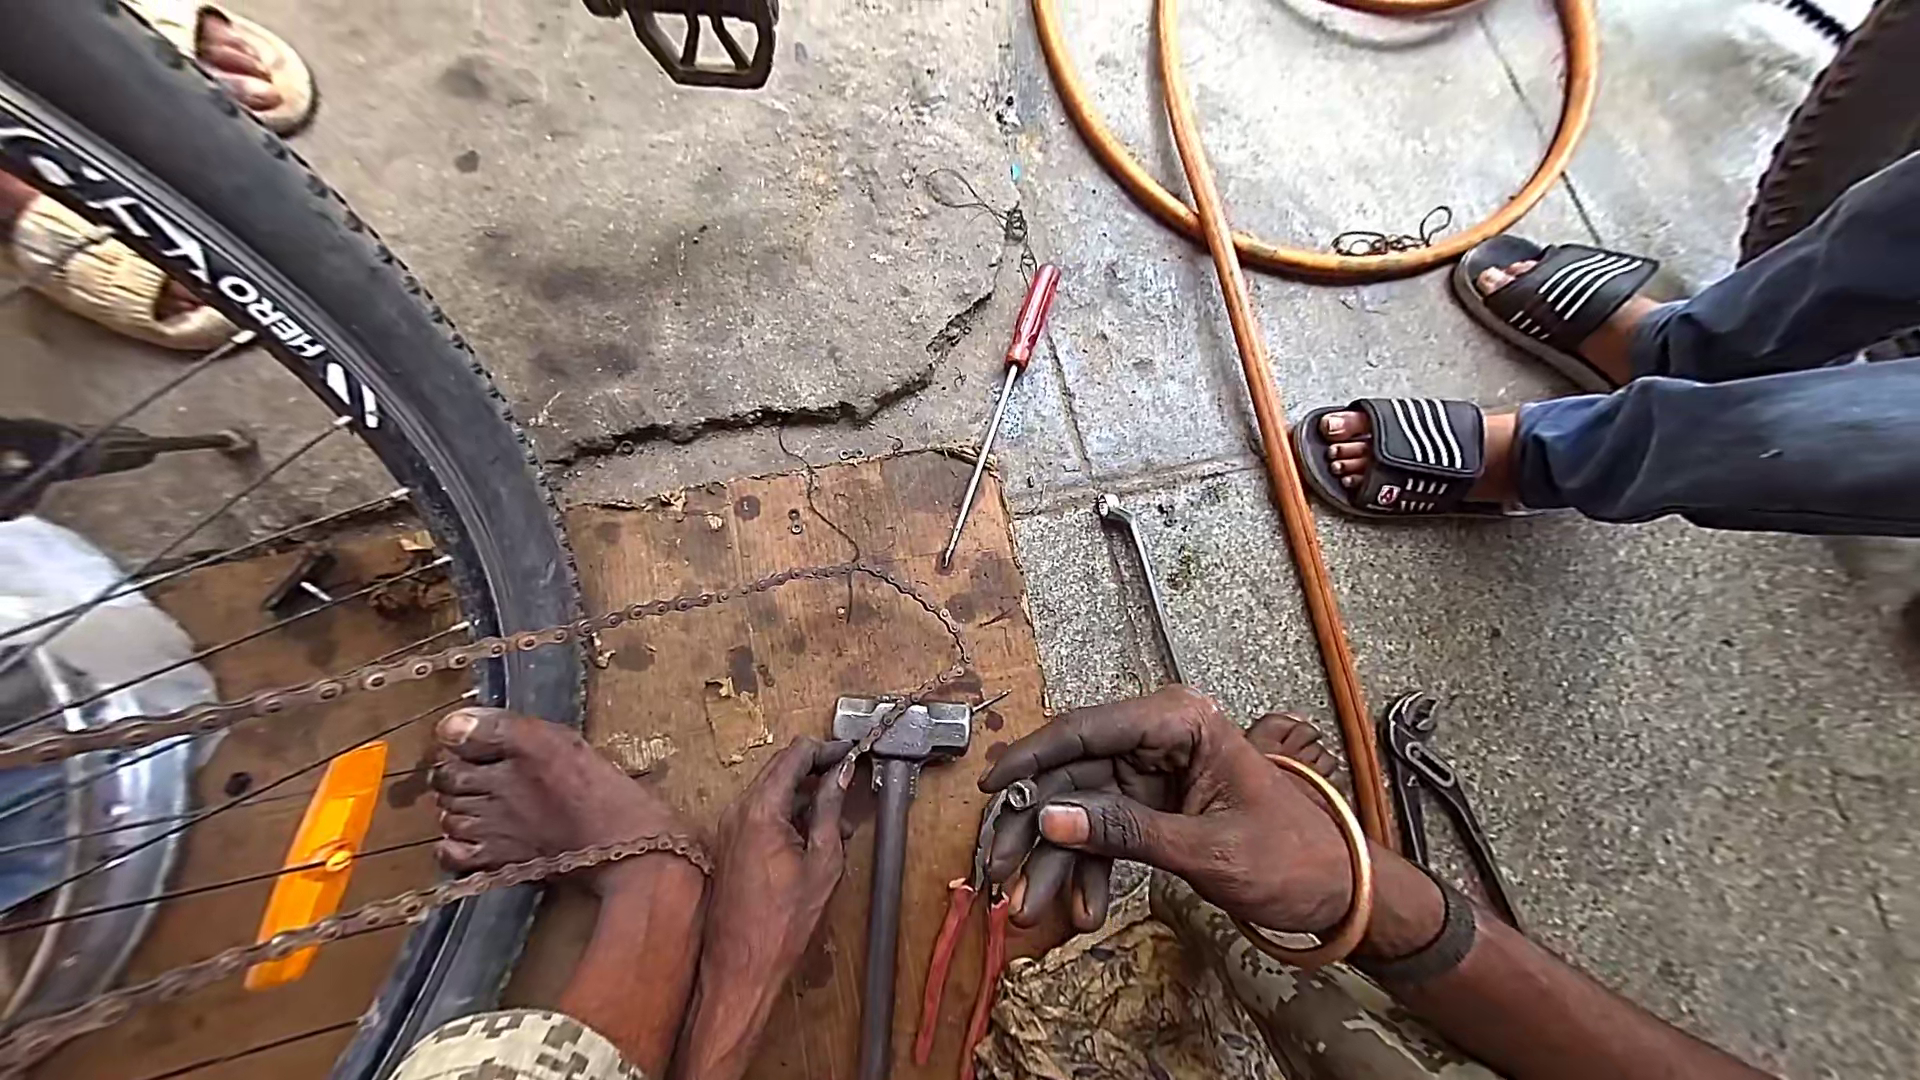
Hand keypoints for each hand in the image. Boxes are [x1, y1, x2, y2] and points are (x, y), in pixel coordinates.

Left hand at [675, 737, 850, 1079]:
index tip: (850, 754)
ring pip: (773, 787)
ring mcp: (730, 825)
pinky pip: (762, 809)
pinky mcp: (729, 842)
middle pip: (782, 766)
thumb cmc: (782, 923)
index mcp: (761, 809)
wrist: (739, 971)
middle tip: (847, 775)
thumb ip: (830, 807)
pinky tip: (814, 830)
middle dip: (817, 766)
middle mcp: (739, 809)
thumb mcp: (822, 860)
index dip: (827, 749)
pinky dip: (789, 809)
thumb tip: (841, 772)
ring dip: (804, 790)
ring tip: (837, 812)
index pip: (796, 754)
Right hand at [979, 685, 1356, 935]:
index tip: (993, 788)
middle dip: (1038, 825)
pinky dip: (1088, 866)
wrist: (1341, 892)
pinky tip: (1083, 906)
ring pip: (1080, 804)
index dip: (1032, 757)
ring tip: (1034, 905)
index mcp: (1177, 721)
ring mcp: (1148, 768)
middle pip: (1073, 772)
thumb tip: (1050, 817)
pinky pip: (1102, 826)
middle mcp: (1155, 735)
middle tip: (1004, 871)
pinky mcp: (1147, 798)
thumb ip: (1125, 830)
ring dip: (1055, 856)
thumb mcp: (1208, 849)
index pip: (1086, 729)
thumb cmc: (1293, 857)